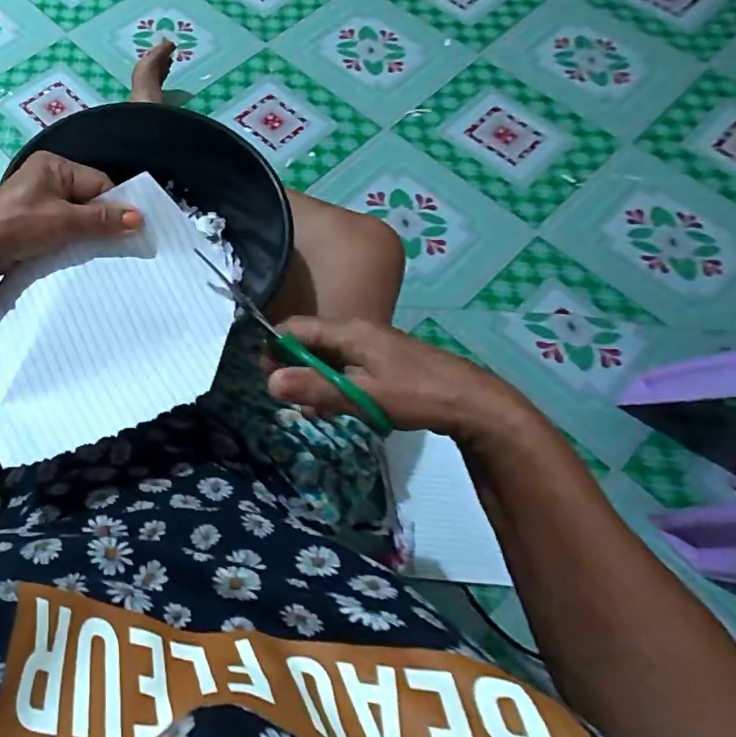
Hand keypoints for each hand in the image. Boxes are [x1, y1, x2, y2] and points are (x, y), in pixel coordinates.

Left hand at [0, 151, 141, 270]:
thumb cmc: (19, 226)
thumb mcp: (65, 222)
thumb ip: (103, 220)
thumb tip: (140, 219)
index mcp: (54, 165)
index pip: (98, 184)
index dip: (114, 207)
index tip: (129, 230)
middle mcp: (46, 177)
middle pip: (88, 199)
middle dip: (100, 221)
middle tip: (117, 243)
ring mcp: (37, 199)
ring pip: (76, 215)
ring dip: (86, 233)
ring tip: (97, 250)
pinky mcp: (31, 220)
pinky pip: (62, 226)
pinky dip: (71, 239)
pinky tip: (77, 252)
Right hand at [266, 316, 559, 449]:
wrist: (473, 402)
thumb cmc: (416, 394)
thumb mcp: (362, 395)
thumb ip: (316, 388)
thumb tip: (269, 382)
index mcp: (349, 330)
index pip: (296, 328)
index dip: (273, 347)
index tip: (263, 374)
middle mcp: (358, 330)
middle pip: (310, 341)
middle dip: (292, 367)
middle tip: (287, 397)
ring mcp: (373, 345)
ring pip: (328, 356)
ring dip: (314, 379)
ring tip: (311, 409)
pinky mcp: (384, 361)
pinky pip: (346, 367)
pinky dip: (334, 384)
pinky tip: (337, 408)